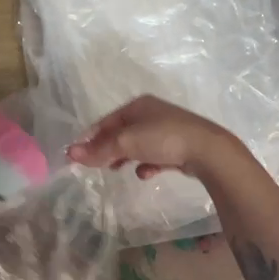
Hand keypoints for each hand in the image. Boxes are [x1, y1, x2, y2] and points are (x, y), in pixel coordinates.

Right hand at [65, 95, 238, 180]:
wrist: (207, 150)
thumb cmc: (162, 138)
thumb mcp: (126, 143)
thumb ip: (99, 150)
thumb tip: (70, 154)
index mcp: (138, 105)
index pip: (106, 121)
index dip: (90, 138)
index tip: (77, 156)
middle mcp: (152, 113)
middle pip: (121, 133)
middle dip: (108, 149)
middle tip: (97, 165)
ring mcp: (167, 129)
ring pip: (137, 144)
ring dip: (125, 158)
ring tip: (117, 170)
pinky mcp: (179, 146)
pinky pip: (155, 155)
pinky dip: (147, 164)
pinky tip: (145, 174)